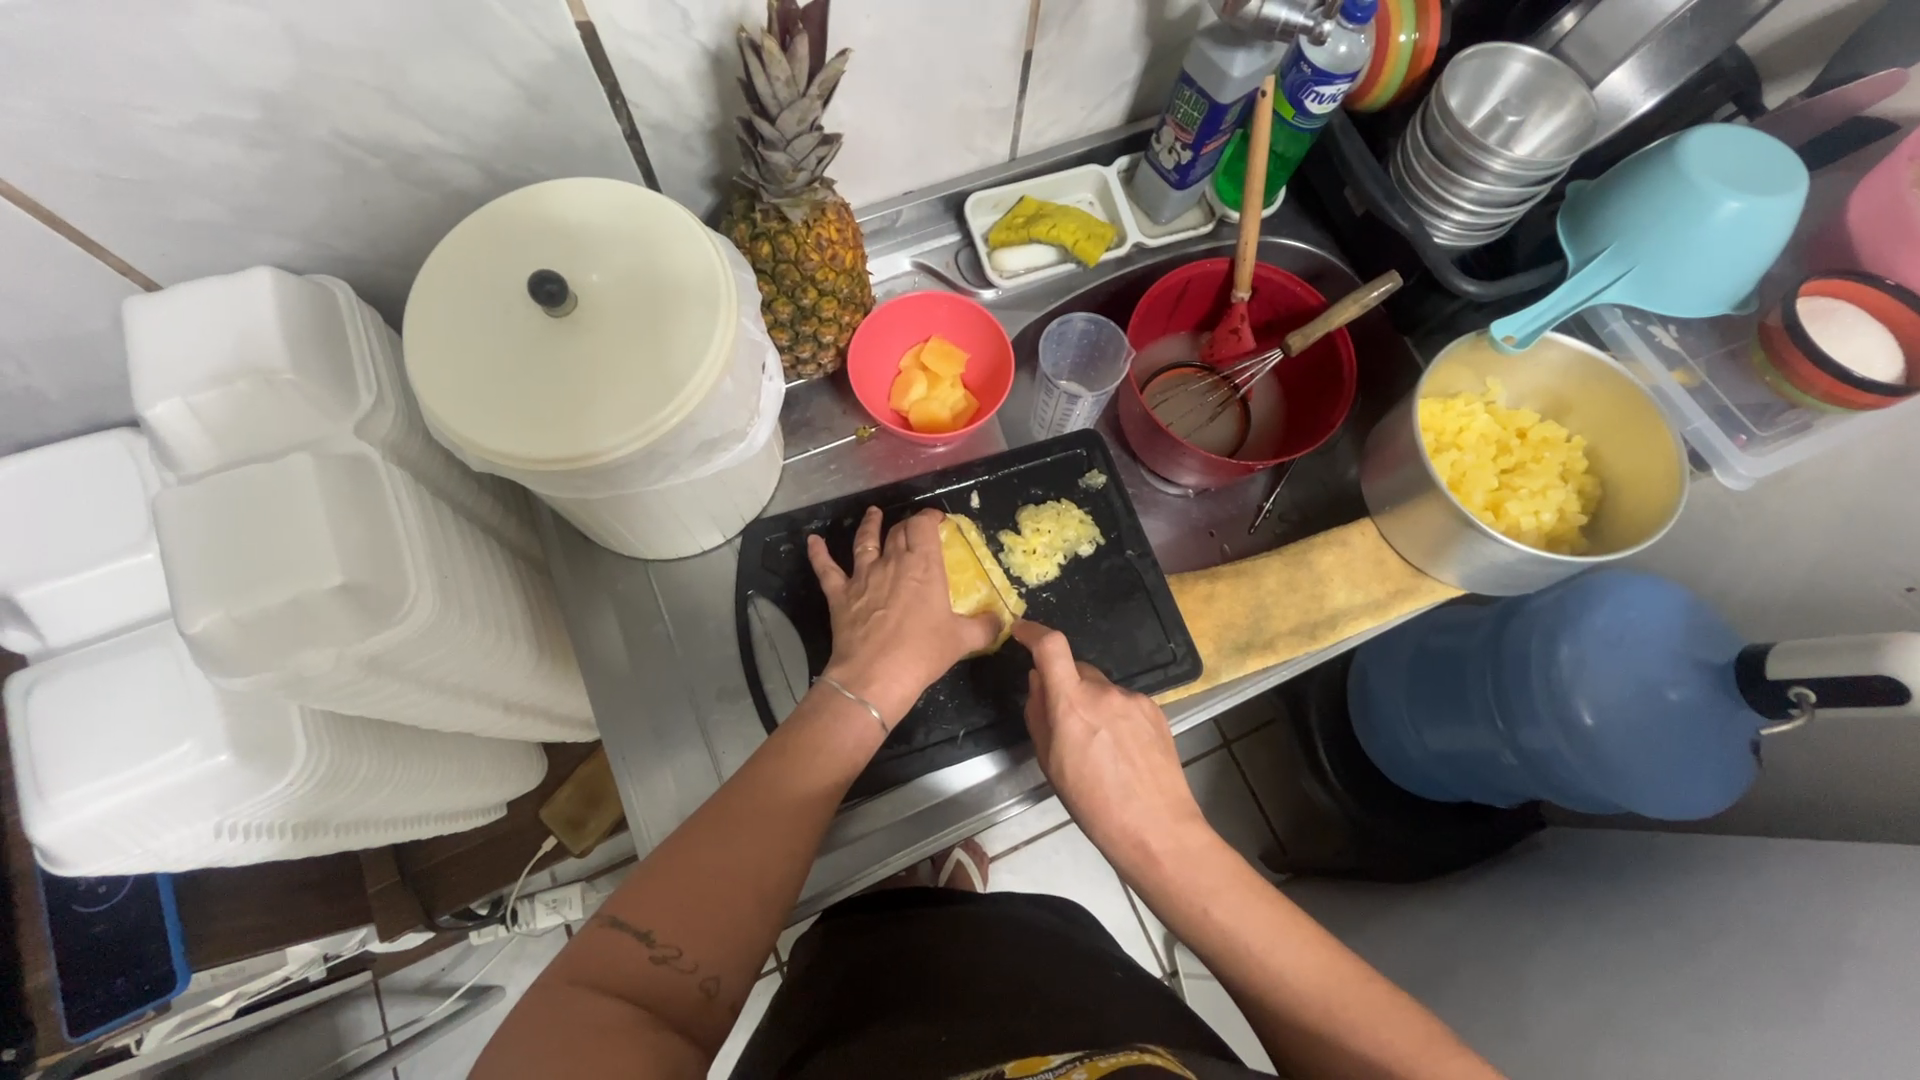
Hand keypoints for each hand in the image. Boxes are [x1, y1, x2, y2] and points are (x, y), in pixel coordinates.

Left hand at [808, 507, 999, 728]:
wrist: (875, 676)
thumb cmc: (922, 654)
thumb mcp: (963, 641)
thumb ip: (984, 627)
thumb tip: (999, 621)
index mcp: (924, 566)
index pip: (923, 527)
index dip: (929, 518)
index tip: (937, 521)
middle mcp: (892, 563)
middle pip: (897, 532)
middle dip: (906, 525)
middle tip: (913, 527)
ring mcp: (862, 577)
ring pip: (864, 541)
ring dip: (869, 525)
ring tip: (872, 514)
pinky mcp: (839, 595)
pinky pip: (826, 568)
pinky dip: (818, 553)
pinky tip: (813, 541)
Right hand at [1012, 620, 1210, 872]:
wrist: (1156, 829)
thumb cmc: (1093, 804)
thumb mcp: (1049, 763)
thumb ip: (1039, 714)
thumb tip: (1038, 681)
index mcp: (1072, 703)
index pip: (1051, 647)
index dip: (1033, 632)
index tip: (1021, 631)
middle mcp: (1104, 692)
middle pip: (1077, 671)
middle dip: (1067, 687)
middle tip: (1065, 724)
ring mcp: (1134, 699)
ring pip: (1103, 690)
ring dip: (1094, 706)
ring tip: (1100, 750)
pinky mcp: (1155, 711)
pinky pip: (1125, 703)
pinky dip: (1117, 717)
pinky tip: (1123, 752)